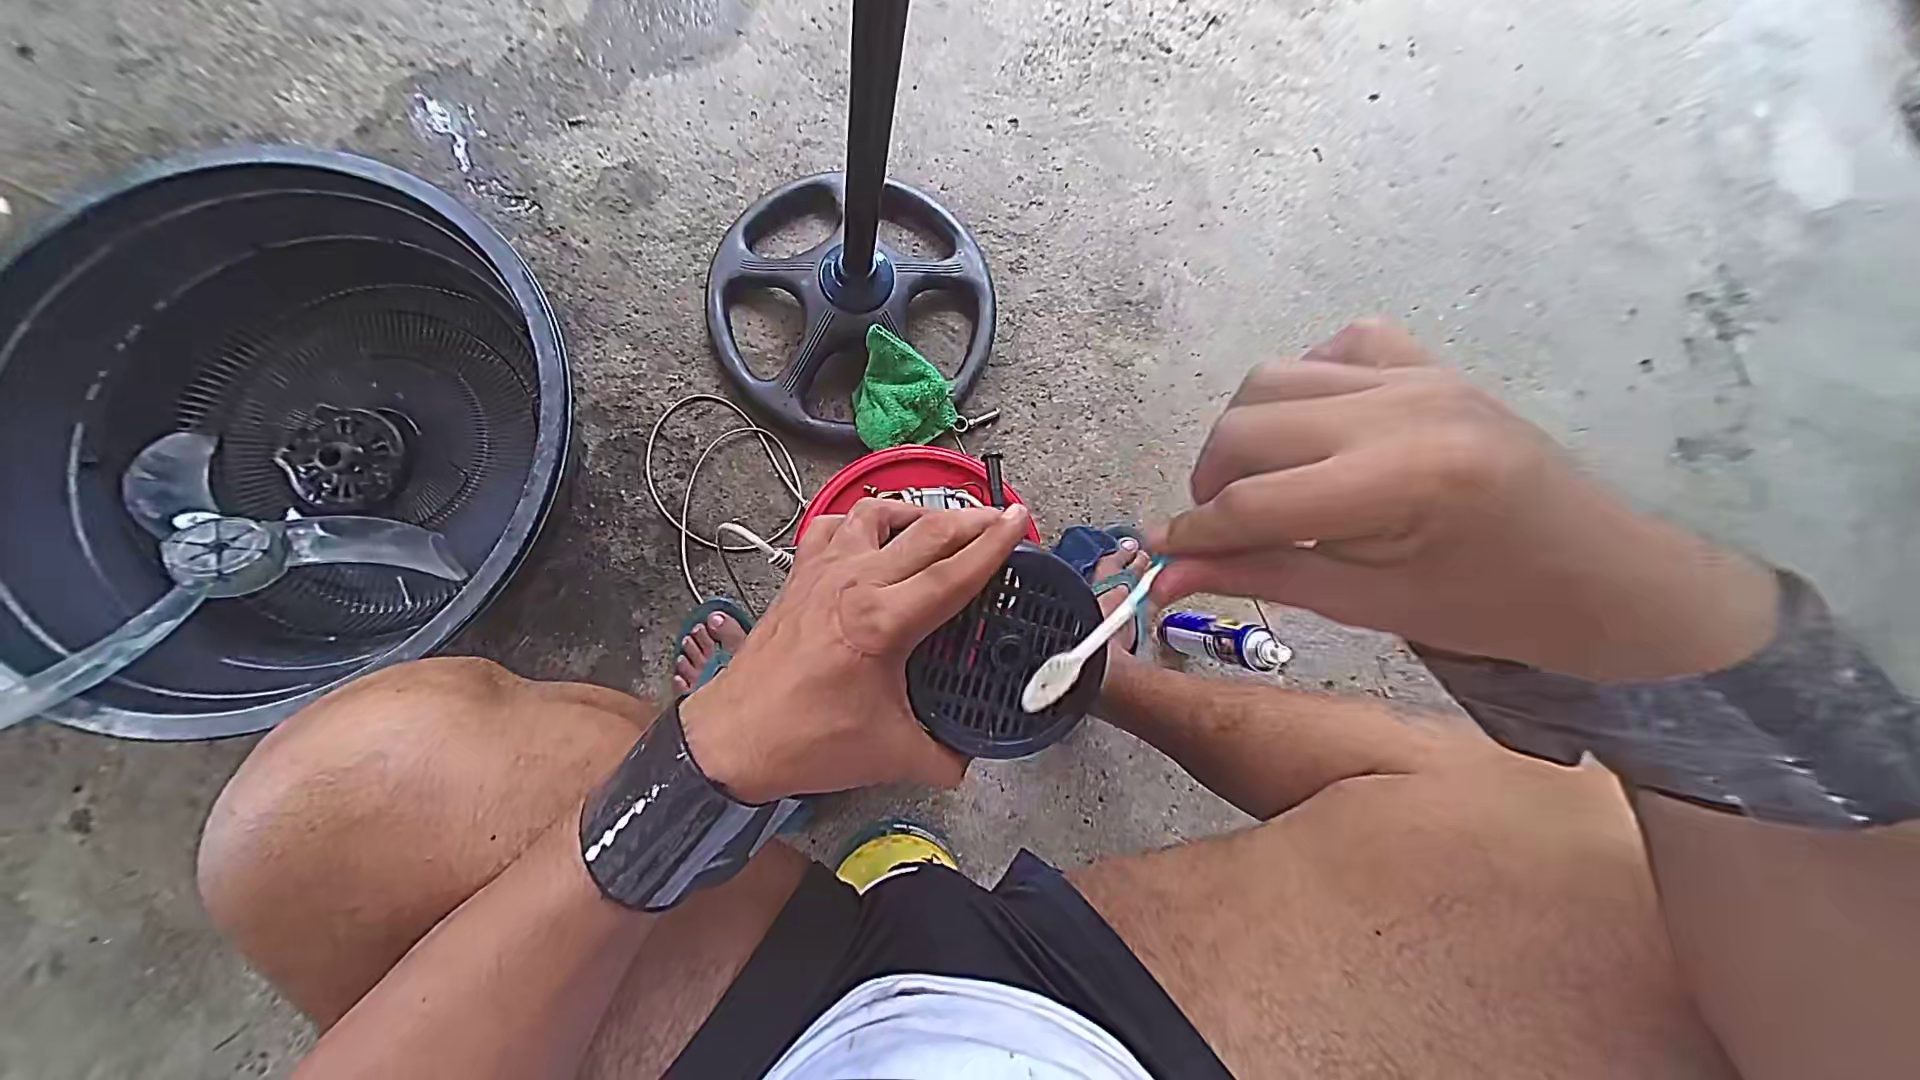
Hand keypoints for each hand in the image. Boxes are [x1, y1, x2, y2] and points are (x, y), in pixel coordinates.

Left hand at [680, 498, 1030, 802]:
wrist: (731, 739)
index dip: (995, 544)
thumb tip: (967, 756)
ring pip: (879, 513)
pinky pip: (835, 526)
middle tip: (1001, 520)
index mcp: (881, 622)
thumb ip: (943, 756)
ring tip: (945, 522)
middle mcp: (853, 583)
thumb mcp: (890, 753)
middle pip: (927, 531)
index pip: (954, 572)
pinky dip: (863, 519)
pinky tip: (877, 532)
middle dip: (974, 519)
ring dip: (920, 511)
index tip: (1019, 522)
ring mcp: (824, 572)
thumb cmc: (800, 740)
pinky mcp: (803, 575)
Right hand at [1150, 319, 1778, 680]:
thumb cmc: (1480, 607)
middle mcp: (1405, 410)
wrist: (1600, 578)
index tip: (1158, 551)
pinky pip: (1335, 347)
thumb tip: (1163, 576)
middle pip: (1246, 426)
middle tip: (1219, 523)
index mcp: (1400, 484)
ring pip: (1271, 379)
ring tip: (1259, 479)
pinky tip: (1310, 428)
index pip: (1253, 502)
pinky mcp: (1427, 362)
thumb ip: (1253, 577)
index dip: (1193, 531)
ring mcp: (1419, 375)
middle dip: (1211, 481)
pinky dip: (1301, 383)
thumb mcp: (1356, 605)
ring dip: (1242, 433)